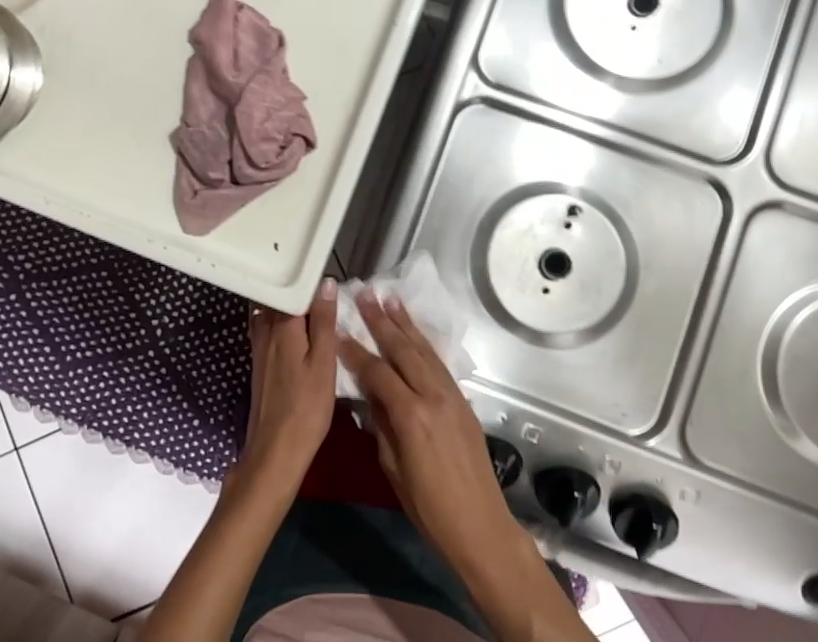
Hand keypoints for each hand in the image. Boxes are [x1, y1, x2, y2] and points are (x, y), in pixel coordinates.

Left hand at [238, 279, 338, 487]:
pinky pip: (270, 331)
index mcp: (282, 326)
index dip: (313, 284)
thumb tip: (326, 283)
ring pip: (273, 315)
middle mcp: (265, 330)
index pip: (295, 290)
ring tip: (315, 309)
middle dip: (301, 293)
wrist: (275, 448)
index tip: (332, 280)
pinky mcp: (259, 363)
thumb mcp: (323, 362)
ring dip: (291, 309)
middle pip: (281, 300)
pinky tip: (299, 334)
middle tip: (326, 291)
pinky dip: (284, 326)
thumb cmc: (306, 406)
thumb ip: (324, 322)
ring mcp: (259, 347)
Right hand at [338, 291, 518, 568]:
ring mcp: (452, 395)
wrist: (479, 524)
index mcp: (411, 414)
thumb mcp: (393, 467)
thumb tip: (370, 394)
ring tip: (389, 299)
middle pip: (403, 350)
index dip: (355, 351)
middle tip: (364, 294)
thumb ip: (381, 425)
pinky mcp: (463, 401)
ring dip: (405, 323)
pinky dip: (424, 343)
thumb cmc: (428, 506)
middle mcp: (433, 395)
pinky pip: (438, 363)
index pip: (377, 372)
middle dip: (381, 320)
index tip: (337, 329)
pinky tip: (415, 332)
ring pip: (424, 350)